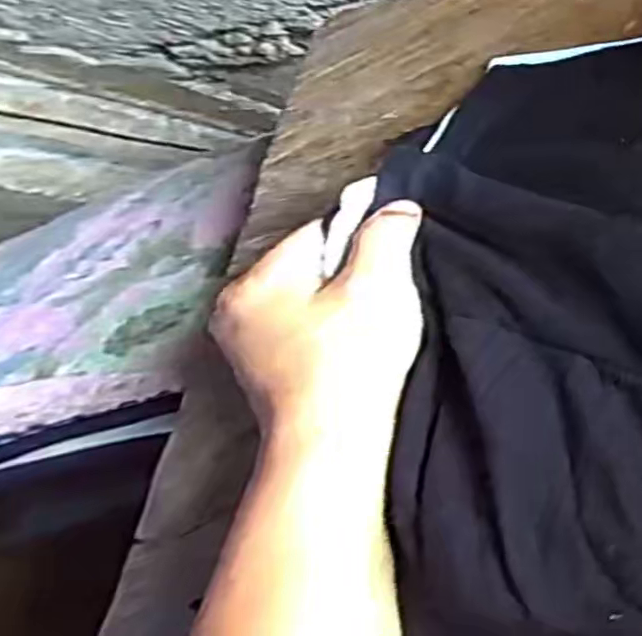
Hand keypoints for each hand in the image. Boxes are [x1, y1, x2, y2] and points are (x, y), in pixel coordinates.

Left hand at [211, 200, 423, 447]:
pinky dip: (341, 317)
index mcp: (256, 282)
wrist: (334, 435)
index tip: (403, 241)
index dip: (368, 229)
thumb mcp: (380, 282)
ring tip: (385, 308)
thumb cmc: (354, 355)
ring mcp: (248, 339)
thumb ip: (386, 233)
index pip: (321, 227)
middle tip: (397, 281)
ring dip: (353, 290)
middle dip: (359, 262)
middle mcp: (238, 307)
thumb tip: (396, 205)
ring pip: (315, 290)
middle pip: (316, 259)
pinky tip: (364, 333)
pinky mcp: (269, 363)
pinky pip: (311, 318)